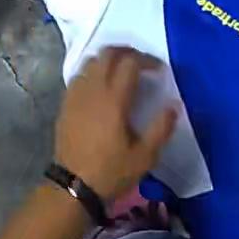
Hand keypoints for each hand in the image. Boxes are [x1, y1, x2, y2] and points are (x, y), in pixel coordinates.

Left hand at [54, 46, 178, 200]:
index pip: (130, 63)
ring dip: (108, 59)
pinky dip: (93, 71)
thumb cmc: (111, 172)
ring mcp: (76, 95)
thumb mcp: (145, 157)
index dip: (147, 60)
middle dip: (127, 51)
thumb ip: (161, 128)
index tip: (159, 70)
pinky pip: (79, 75)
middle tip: (142, 63)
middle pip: (107, 53)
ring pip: (91, 61)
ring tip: (122, 71)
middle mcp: (93, 90)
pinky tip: (101, 86)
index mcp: (114, 100)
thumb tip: (173, 105)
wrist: (72, 187)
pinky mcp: (65, 103)